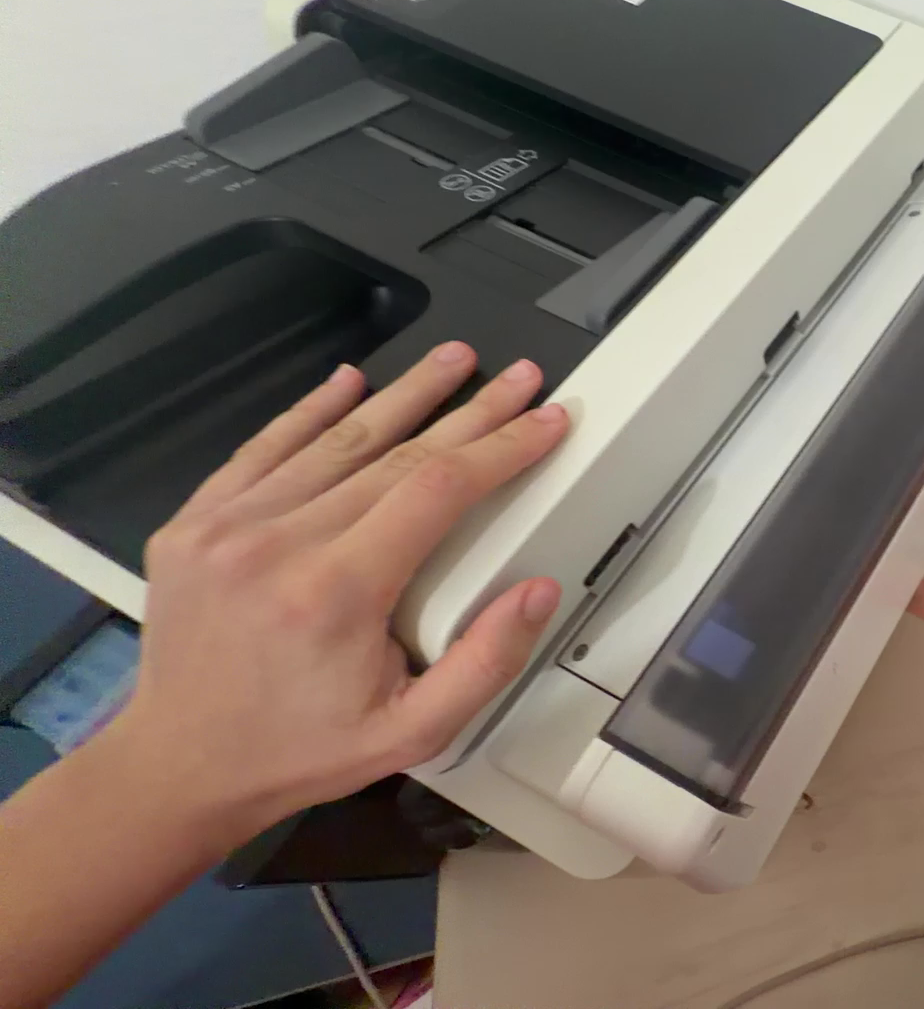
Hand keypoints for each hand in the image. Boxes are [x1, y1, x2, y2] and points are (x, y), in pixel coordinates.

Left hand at [111, 343, 568, 839]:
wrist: (174, 768)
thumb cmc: (305, 748)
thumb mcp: (419, 732)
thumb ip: (488, 661)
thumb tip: (539, 589)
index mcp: (336, 591)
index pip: (439, 490)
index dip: (503, 447)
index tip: (547, 422)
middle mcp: (276, 545)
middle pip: (399, 453)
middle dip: (476, 412)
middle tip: (524, 379)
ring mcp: (227, 527)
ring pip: (340, 438)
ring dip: (409, 393)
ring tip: (458, 357)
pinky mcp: (197, 523)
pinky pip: (265, 448)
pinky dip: (311, 409)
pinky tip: (349, 379)